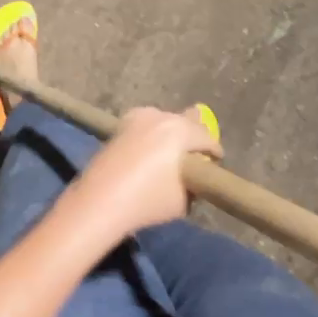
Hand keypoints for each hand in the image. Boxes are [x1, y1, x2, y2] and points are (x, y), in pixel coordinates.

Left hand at [64, 107, 222, 238]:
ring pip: (166, 120)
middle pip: (187, 120)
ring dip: (173, 134)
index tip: (216, 166)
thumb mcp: (184, 199)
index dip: (214, 153)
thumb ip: (194, 182)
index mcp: (181, 130)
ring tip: (172, 156)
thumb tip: (193, 177)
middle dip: (195, 136)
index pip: (207, 138)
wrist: (101, 199)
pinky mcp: (121, 124)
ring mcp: (138, 117)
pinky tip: (151, 153)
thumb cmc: (148, 200)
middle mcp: (161, 116)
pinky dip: (154, 135)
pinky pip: (147, 124)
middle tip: (196, 157)